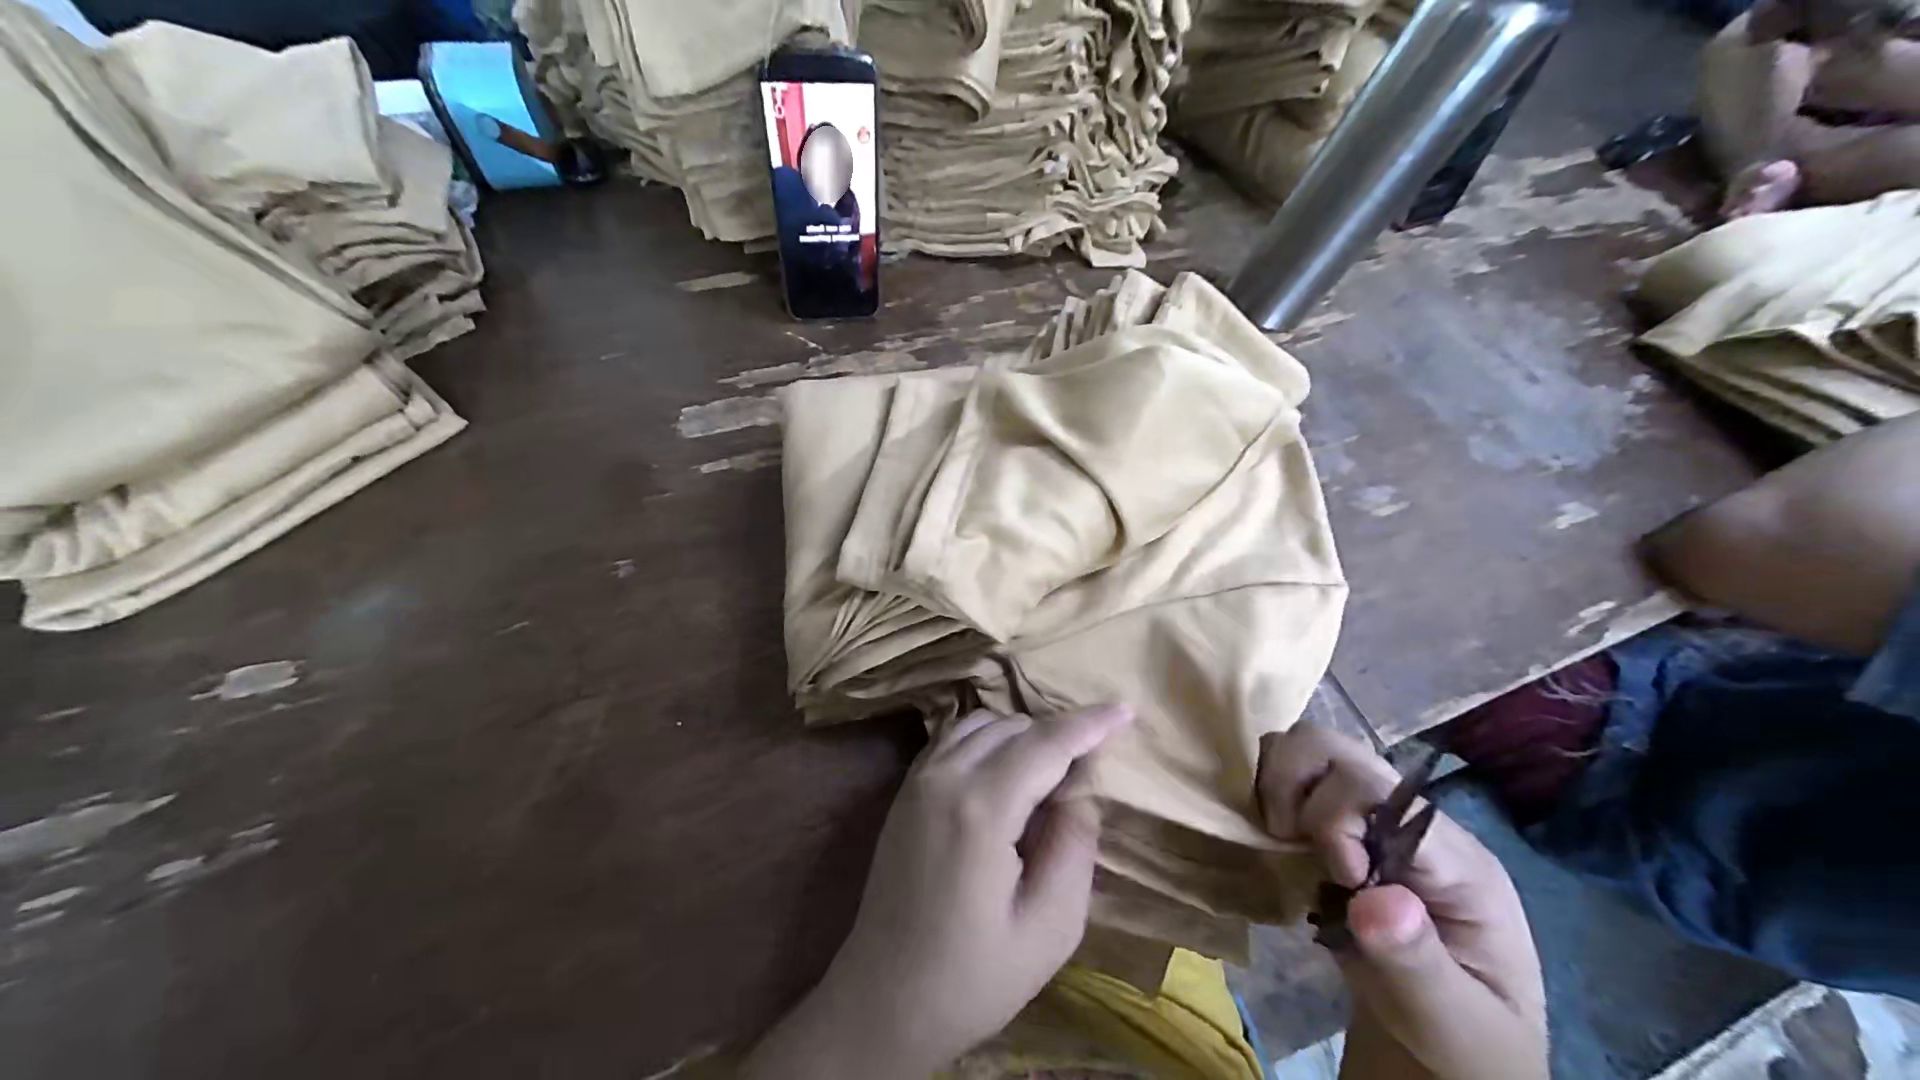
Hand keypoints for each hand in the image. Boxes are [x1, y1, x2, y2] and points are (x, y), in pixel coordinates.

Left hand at [740, 705, 1133, 1079]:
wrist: (883, 999)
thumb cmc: (973, 977)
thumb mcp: (1050, 927)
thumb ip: (1074, 845)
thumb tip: (1079, 789)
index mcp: (981, 809)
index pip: (1046, 744)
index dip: (1089, 723)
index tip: (1126, 709)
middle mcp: (944, 778)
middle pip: (1014, 728)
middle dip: (1058, 735)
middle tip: (1089, 769)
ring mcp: (918, 780)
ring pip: (981, 723)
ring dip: (1022, 734)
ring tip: (1052, 771)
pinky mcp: (905, 790)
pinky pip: (953, 738)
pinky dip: (987, 737)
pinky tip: (1005, 767)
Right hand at [1257, 725, 1547, 1079]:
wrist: (1440, 1041)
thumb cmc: (1458, 1038)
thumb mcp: (1454, 1027)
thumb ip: (1419, 967)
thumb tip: (1376, 899)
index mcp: (1457, 860)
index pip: (1382, 791)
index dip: (1338, 819)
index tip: (1338, 879)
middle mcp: (1410, 819)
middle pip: (1335, 749)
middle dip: (1291, 784)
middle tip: (1287, 842)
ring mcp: (1368, 814)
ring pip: (1304, 748)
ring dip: (1274, 783)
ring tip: (1279, 839)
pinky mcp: (1333, 821)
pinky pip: (1285, 773)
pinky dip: (1263, 791)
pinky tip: (1272, 837)